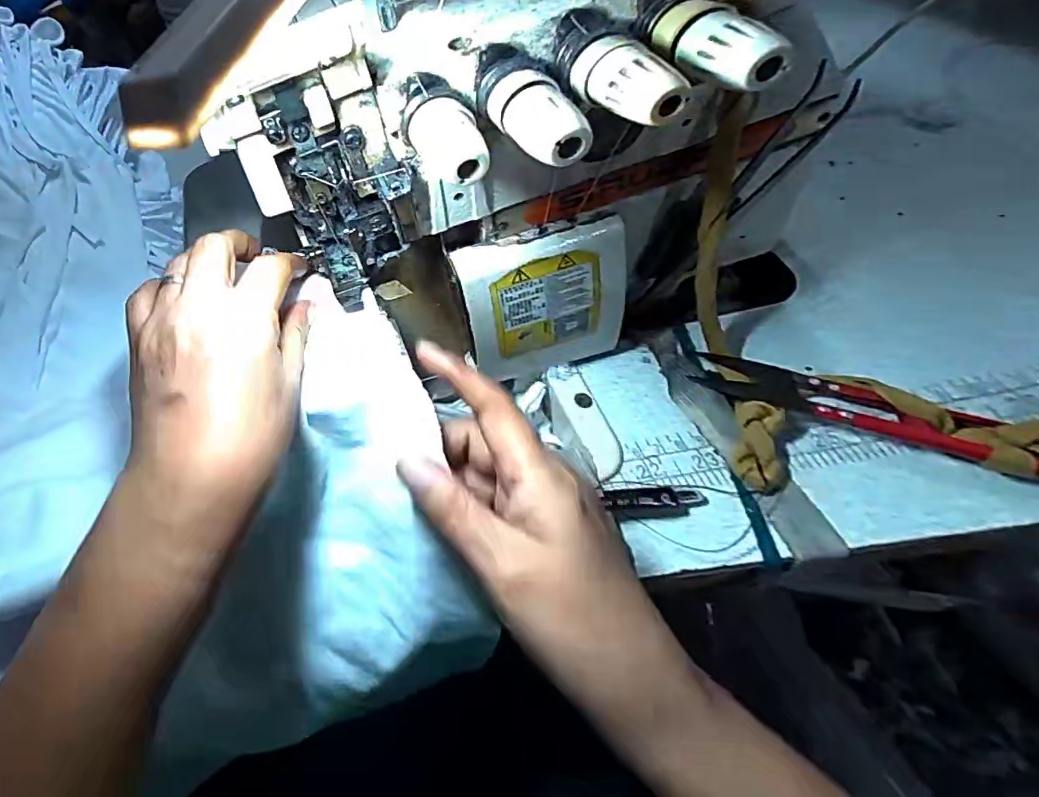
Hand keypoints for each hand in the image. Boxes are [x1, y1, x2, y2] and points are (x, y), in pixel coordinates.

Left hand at [123, 230, 309, 519]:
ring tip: (218, 282)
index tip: (297, 271)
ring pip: (177, 262)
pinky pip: (145, 292)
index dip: (290, 264)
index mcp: (244, 317)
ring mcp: (161, 318)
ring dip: (202, 263)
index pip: (269, 268)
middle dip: (239, 245)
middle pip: (213, 246)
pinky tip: (178, 302)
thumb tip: (304, 305)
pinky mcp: (137, 336)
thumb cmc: (249, 440)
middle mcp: (198, 305)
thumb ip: (295, 335)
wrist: (187, 478)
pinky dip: (164, 287)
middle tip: (254, 263)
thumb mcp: (287, 387)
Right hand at [397, 342, 705, 741]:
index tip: (421, 349)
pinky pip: (494, 498)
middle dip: (439, 452)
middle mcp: (546, 478)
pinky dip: (465, 504)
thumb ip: (451, 507)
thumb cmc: (571, 619)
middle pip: (479, 441)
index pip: (494, 407)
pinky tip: (445, 527)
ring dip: (450, 483)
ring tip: (417, 509)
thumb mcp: (501, 563)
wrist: (639, 688)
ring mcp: (547, 505)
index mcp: (541, 475)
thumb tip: (405, 458)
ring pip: (483, 472)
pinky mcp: (545, 529)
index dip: (457, 374)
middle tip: (398, 478)